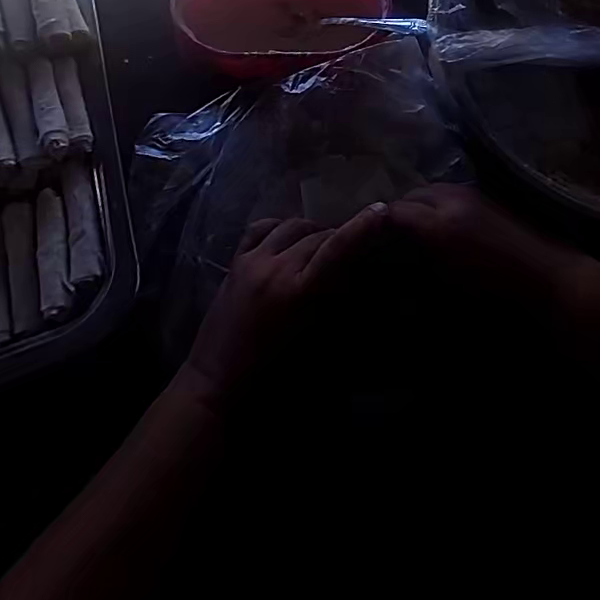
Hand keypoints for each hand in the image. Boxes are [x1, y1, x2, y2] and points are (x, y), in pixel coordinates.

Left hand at [181, 204, 388, 402]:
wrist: (218, 390)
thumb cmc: (276, 382)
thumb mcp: (320, 349)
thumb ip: (339, 309)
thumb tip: (358, 284)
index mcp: (299, 292)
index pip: (337, 248)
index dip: (361, 227)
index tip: (380, 209)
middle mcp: (274, 267)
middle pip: (317, 236)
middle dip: (339, 236)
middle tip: (355, 246)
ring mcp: (251, 261)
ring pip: (289, 226)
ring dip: (311, 230)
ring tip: (323, 242)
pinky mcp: (234, 263)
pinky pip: (260, 229)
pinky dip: (279, 227)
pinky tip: (288, 237)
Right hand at [387, 184, 599, 303]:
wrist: (553, 283)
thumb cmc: (498, 297)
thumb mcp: (448, 292)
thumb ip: (417, 273)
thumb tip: (394, 271)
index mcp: (438, 225)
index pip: (394, 212)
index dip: (379, 224)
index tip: (372, 239)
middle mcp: (451, 201)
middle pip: (411, 195)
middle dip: (398, 212)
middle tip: (391, 235)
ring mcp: (471, 196)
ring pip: (431, 190)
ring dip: (419, 205)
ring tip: (415, 229)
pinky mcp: (486, 198)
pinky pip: (450, 194)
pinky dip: (438, 204)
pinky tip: (441, 225)